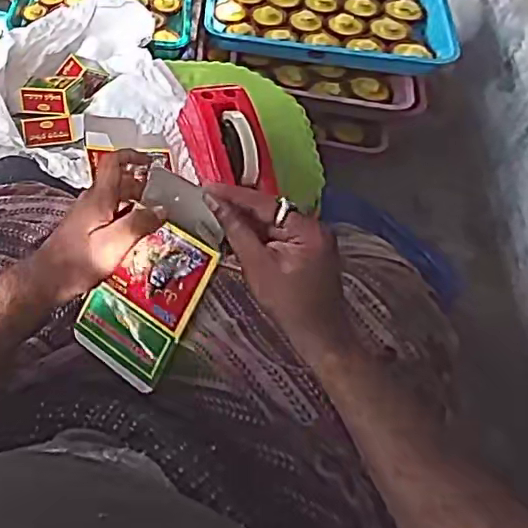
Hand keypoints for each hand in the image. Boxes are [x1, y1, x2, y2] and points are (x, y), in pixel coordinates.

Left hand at [24, 149, 164, 302]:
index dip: (132, 156)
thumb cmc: (78, 262)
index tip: (152, 162)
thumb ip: (138, 224)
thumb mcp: (114, 244)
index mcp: (98, 198)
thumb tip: (160, 209)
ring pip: (116, 198)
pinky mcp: (87, 227)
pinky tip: (138, 233)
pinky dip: (127, 216)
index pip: (113, 163)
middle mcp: (92, 201)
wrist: (48, 278)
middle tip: (164, 196)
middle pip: (119, 181)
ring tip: (158, 216)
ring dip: (137, 202)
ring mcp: (88, 213)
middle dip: (142, 185)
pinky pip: (111, 213)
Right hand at [206, 183, 357, 360]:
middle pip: (267, 209)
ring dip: (244, 219)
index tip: (205, 187)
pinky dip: (255, 232)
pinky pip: (275, 232)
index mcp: (306, 228)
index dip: (231, 194)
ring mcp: (311, 237)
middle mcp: (313, 227)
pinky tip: (234, 231)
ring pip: (269, 220)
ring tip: (214, 212)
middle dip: (236, 205)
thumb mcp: (256, 265)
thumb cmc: (289, 305)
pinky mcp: (306, 248)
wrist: (322, 340)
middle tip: (206, 199)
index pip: (262, 202)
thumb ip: (235, 229)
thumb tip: (214, 201)